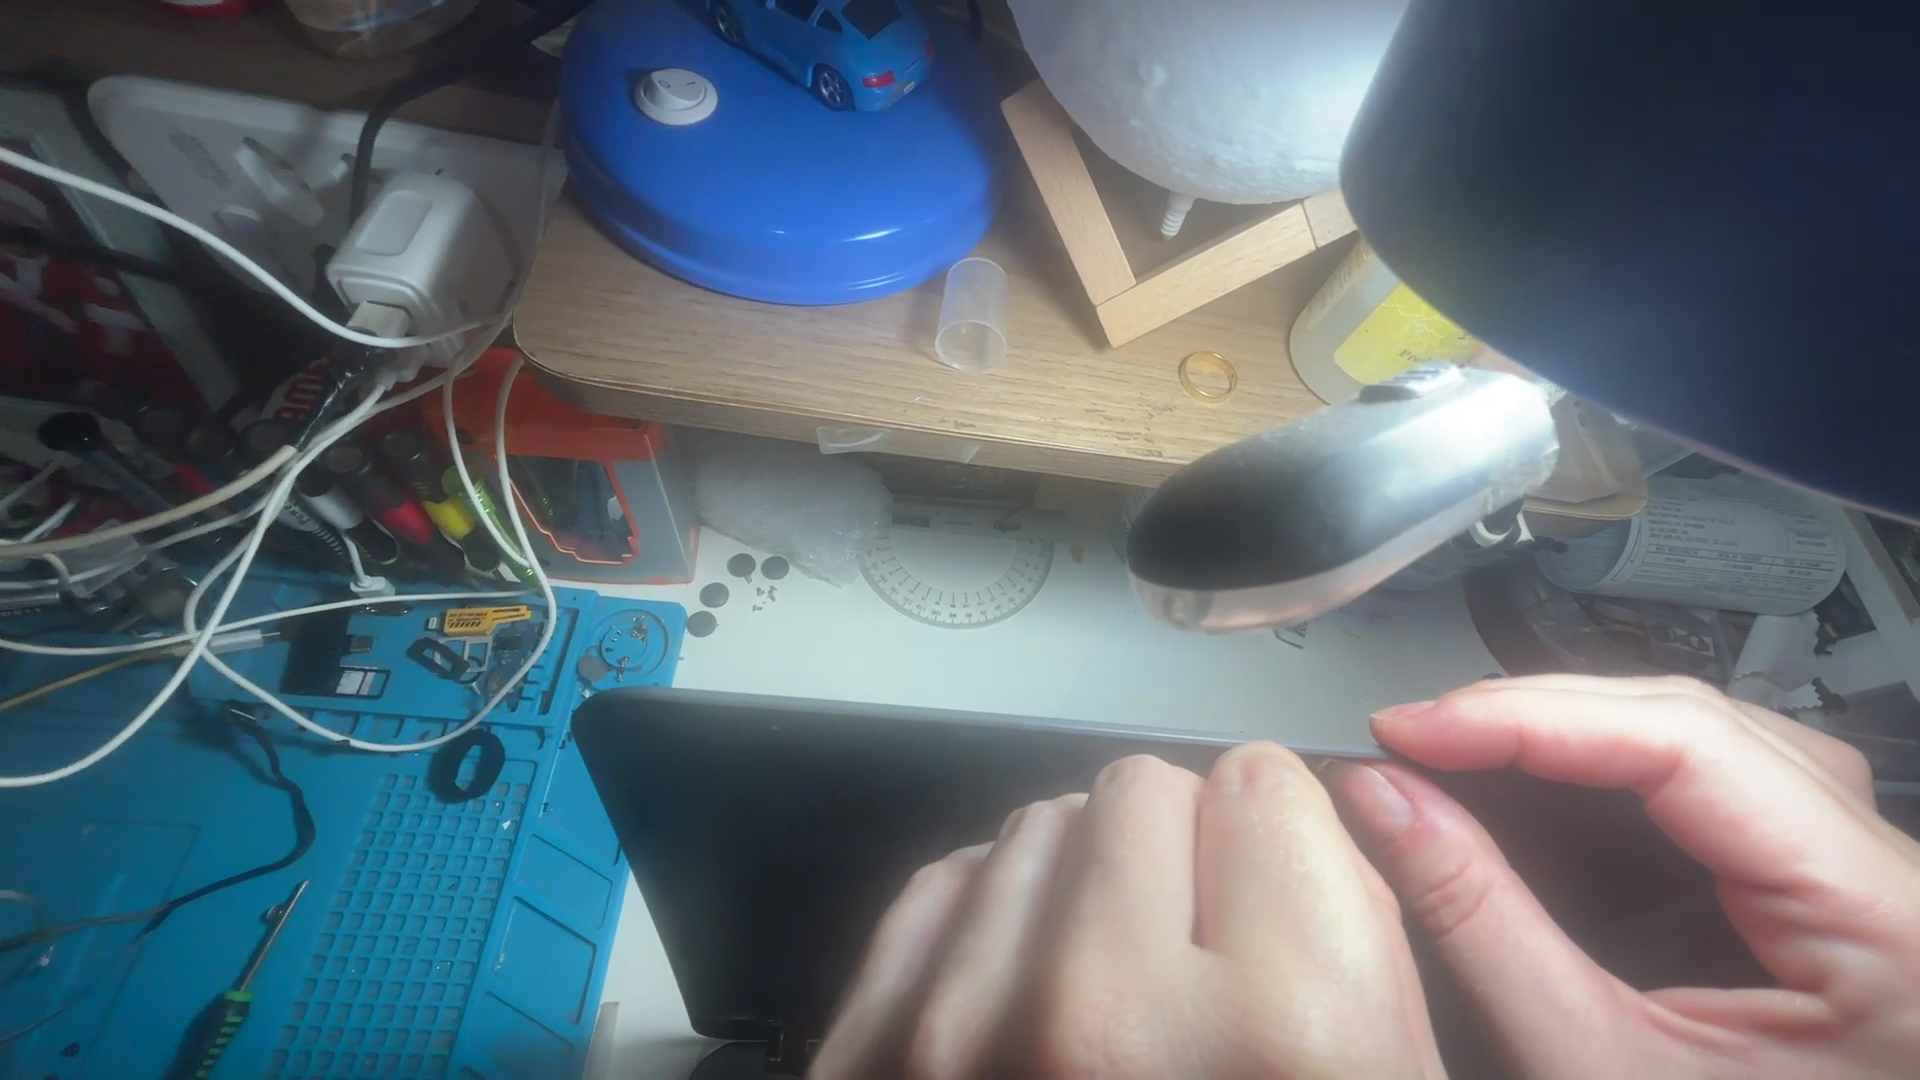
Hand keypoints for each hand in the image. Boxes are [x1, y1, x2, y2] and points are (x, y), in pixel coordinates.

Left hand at [812, 743, 1445, 1078]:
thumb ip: (1355, 946)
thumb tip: (1286, 823)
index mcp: (1290, 1043)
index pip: (1263, 785)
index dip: (1280, 836)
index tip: (1274, 886)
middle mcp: (1105, 1016)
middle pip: (1142, 784)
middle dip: (1181, 845)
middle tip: (1191, 946)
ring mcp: (957, 1035)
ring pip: (1040, 820)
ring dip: (1083, 881)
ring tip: (1106, 989)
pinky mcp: (861, 1060)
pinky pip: (949, 882)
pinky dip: (995, 916)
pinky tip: (1023, 995)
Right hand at [1331, 674, 1919, 1078]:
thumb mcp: (1590, 1063)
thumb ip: (1475, 917)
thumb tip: (1377, 791)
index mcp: (1899, 933)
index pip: (1690, 745)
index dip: (1525, 716)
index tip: (1409, 728)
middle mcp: (1906, 887)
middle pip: (1691, 723)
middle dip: (1526, 715)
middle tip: (1414, 733)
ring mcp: (1868, 882)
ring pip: (1697, 737)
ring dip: (1557, 727)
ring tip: (1456, 743)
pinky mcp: (1817, 889)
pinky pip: (1699, 779)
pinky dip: (1591, 759)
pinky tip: (1524, 769)